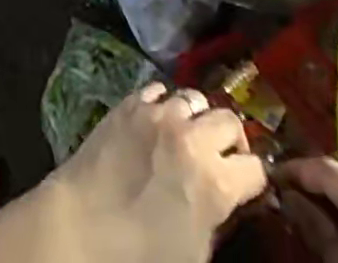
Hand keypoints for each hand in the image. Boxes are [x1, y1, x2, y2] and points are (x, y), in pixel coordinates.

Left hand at [46, 82, 267, 262]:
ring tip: (189, 137)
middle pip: (230, 121)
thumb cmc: (142, 253)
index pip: (257, 168)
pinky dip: (164, 103)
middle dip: (231, 141)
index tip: (246, 190)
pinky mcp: (127, 104)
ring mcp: (156, 115)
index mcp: (216, 180)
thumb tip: (231, 201)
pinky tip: (158, 123)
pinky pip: (157, 90)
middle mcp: (190, 137)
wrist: (80, 222)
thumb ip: (221, 219)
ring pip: (193, 98)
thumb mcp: (198, 251)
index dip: (254, 181)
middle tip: (220, 160)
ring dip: (197, 117)